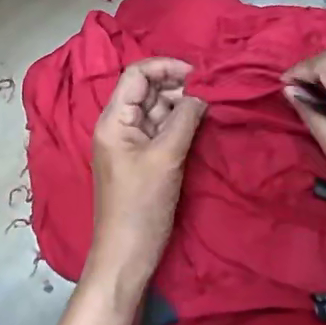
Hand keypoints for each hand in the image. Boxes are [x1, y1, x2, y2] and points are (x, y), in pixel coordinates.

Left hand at [87, 58, 207, 287]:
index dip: (166, 67)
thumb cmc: (141, 206)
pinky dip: (181, 123)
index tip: (198, 74)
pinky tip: (202, 122)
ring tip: (211, 105)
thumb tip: (203, 92)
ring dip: (183, 104)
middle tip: (211, 91)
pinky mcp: (144, 159)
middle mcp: (120, 125)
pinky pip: (163, 129)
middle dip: (178, 85)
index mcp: (114, 120)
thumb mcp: (166, 157)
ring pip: (158, 109)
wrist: (127, 257)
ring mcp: (132, 143)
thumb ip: (185, 118)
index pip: (137, 74)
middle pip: (149, 89)